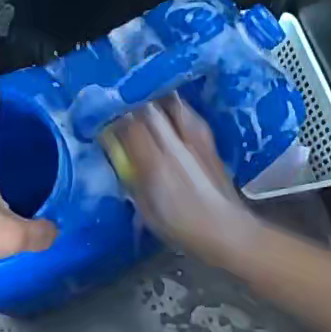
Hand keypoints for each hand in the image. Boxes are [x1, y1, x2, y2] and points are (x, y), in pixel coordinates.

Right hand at [106, 95, 261, 261]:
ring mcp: (195, 140)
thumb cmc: (182, 228)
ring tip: (145, 103)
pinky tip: (172, 116)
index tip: (102, 119)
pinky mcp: (210, 142)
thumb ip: (133, 181)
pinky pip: (189, 115)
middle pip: (149, 109)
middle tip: (120, 106)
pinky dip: (176, 110)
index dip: (112, 118)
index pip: (128, 126)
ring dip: (156, 101)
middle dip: (131, 103)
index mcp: (154, 163)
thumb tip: (122, 159)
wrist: (228, 230)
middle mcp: (174, 144)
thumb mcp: (146, 210)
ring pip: (173, 104)